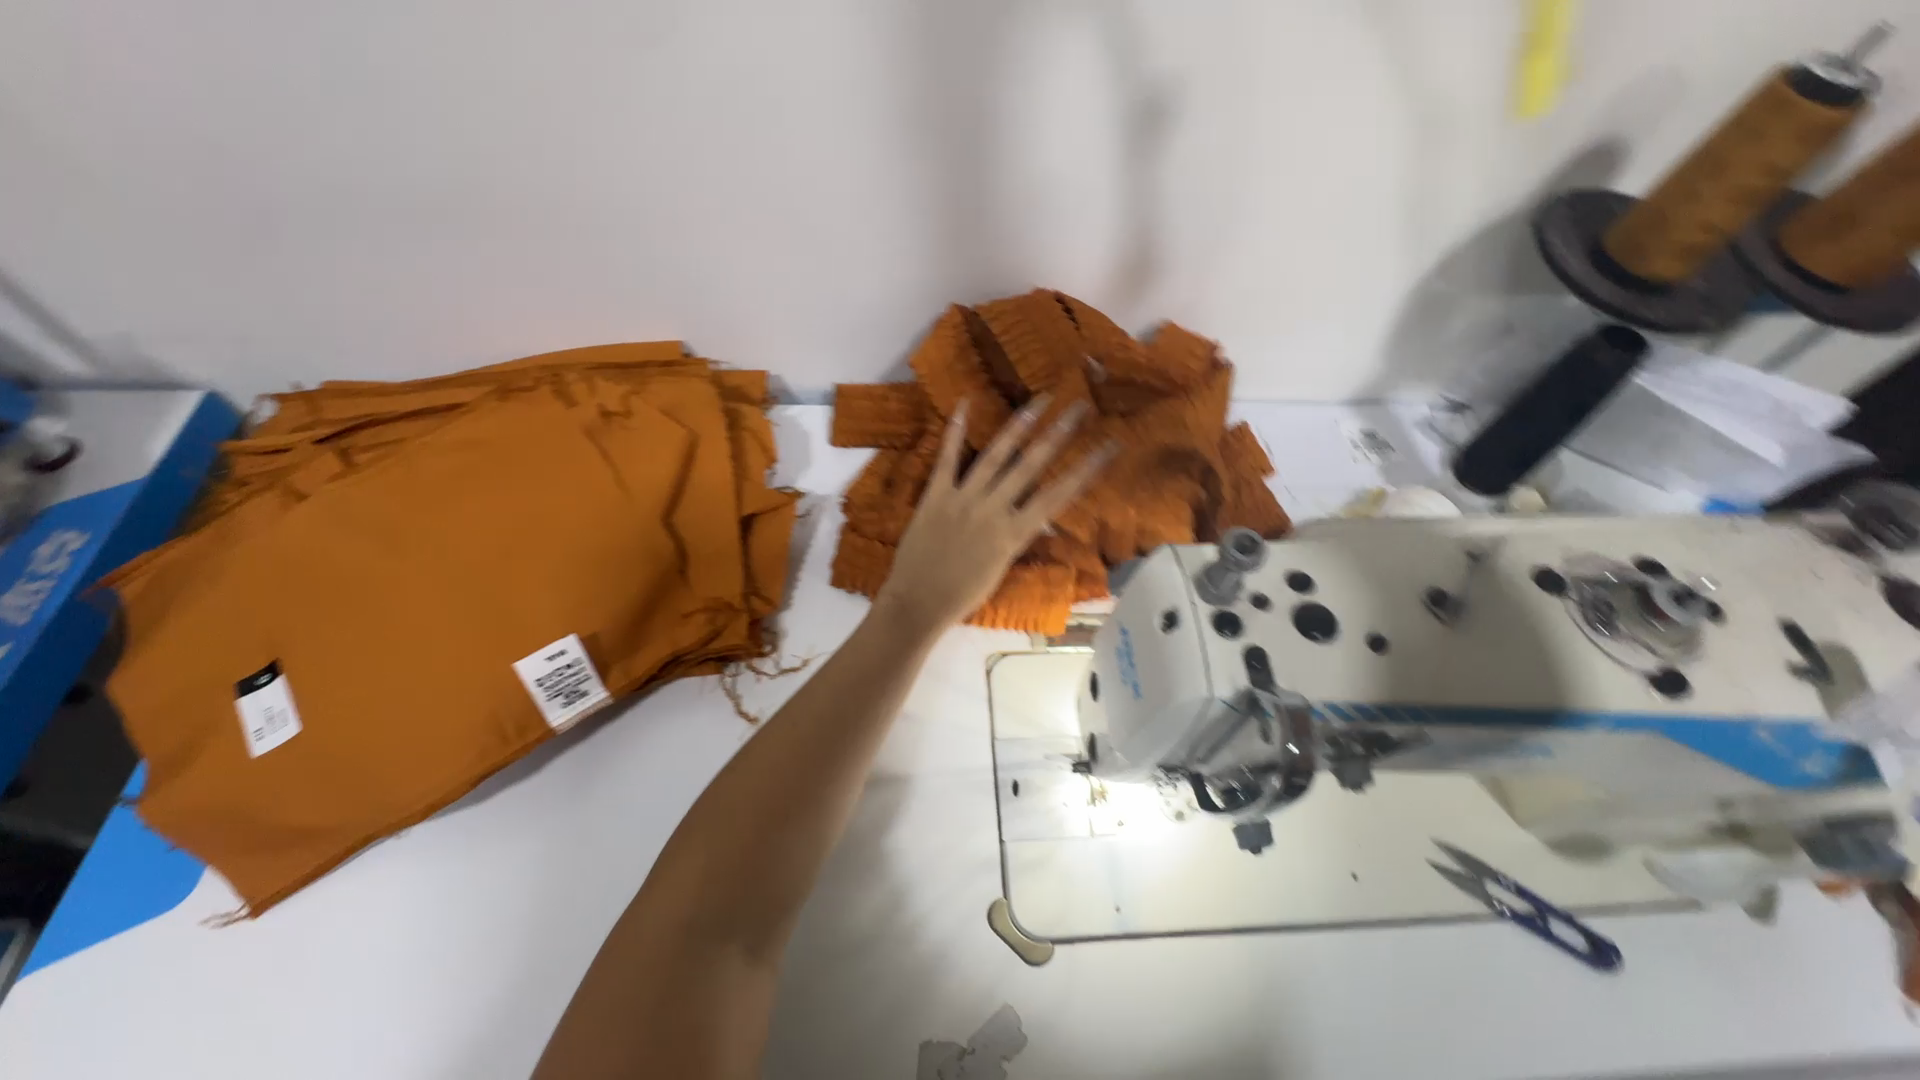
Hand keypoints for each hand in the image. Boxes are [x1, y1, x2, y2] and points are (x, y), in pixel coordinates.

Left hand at [873, 396, 1113, 634]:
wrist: (918, 603)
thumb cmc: (963, 595)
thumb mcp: (1001, 569)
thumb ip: (1016, 538)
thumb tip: (1037, 518)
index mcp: (1015, 534)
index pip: (1059, 495)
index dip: (1087, 469)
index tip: (1109, 445)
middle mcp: (994, 510)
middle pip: (1032, 465)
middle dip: (1059, 433)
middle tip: (1079, 405)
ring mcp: (964, 499)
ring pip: (996, 456)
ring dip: (1019, 425)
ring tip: (1039, 400)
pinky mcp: (935, 495)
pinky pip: (946, 459)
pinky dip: (955, 431)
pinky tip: (965, 404)